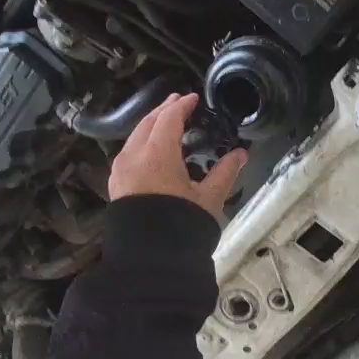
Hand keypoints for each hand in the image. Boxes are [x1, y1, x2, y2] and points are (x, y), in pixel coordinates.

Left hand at [109, 93, 247, 220]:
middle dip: (163, 111)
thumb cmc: (181, 224)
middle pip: (147, 123)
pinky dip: (142, 143)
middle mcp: (134, 156)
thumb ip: (224, 172)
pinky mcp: (116, 185)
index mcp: (157, 153)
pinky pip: (129, 153)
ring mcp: (121, 171)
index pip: (169, 118)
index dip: (182, 106)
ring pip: (135, 137)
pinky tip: (152, 150)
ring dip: (150, 126)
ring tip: (165, 123)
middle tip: (178, 103)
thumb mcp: (209, 198)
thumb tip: (241, 154)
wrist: (149, 259)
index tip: (193, 98)